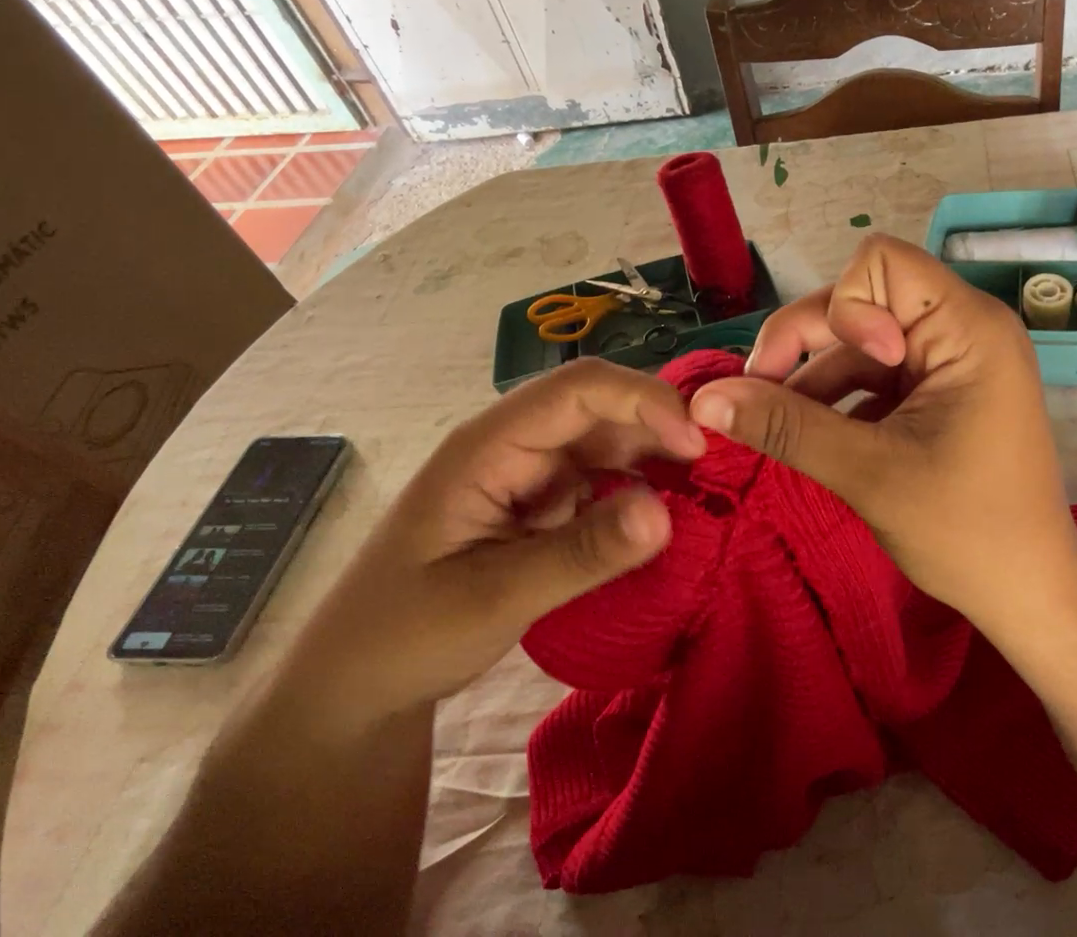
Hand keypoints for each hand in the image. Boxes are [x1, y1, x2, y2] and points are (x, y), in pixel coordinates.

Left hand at [281, 359, 705, 726]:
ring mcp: (526, 477)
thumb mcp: (495, 599)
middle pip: (600, 408)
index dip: (644, 402)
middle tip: (722, 469)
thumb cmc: (405, 636)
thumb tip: (668, 511)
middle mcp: (511, 448)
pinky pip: (601, 483)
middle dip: (662, 425)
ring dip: (657, 458)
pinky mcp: (539, 508)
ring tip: (710, 489)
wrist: (354, 686)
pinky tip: (673, 513)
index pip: (577, 391)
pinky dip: (640, 492)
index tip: (698, 446)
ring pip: (606, 443)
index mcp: (487, 448)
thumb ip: (582, 554)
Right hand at [689, 233, 1076, 622]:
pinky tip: (812, 439)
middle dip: (805, 344)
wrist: (1027, 590)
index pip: (882, 263)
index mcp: (968, 328)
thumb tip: (704, 398)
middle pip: (862, 302)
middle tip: (755, 397)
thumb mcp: (868, 474)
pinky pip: (876, 379)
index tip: (854, 372)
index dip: (845, 307)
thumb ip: (785, 428)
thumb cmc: (965, 531)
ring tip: (778, 432)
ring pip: (861, 345)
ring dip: (813, 381)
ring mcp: (953, 365)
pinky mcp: (941, 397)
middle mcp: (963, 331)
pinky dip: (839, 403)